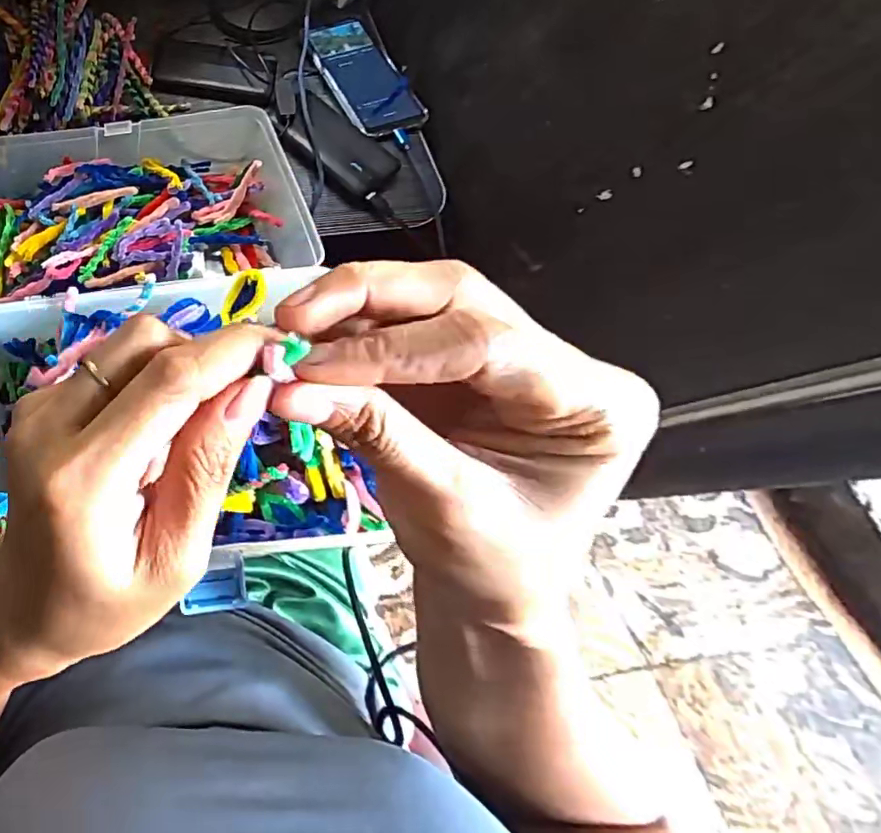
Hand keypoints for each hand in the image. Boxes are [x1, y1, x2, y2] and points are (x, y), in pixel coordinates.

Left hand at [0, 318, 275, 675]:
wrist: (22, 604)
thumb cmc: (101, 604)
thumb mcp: (174, 558)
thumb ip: (207, 468)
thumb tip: (249, 388)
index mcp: (83, 476)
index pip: (166, 381)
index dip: (230, 351)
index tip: (279, 346)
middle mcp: (48, 423)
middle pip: (143, 341)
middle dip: (203, 353)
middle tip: (238, 393)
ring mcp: (35, 407)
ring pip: (125, 343)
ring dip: (174, 363)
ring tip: (186, 426)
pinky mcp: (36, 401)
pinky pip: (106, 363)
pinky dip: (144, 378)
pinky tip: (148, 431)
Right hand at [272, 261, 659, 626]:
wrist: (488, 586)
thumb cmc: (490, 562)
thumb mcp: (440, 502)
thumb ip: (374, 431)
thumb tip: (292, 388)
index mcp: (591, 399)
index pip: (482, 342)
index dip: (388, 348)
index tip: (313, 367)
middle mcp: (550, 357)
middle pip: (450, 293)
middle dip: (364, 298)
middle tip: (295, 319)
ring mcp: (497, 350)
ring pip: (416, 295)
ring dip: (345, 306)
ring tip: (289, 326)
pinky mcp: (447, 356)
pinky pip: (389, 322)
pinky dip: (340, 329)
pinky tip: (302, 339)